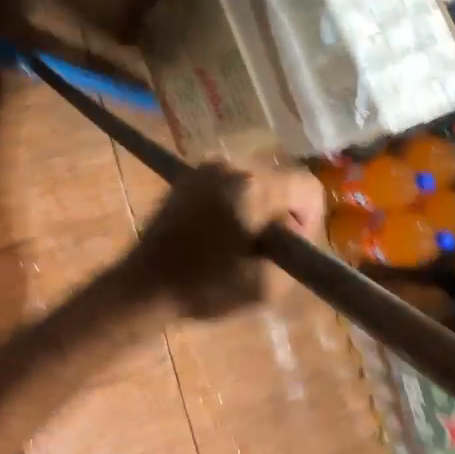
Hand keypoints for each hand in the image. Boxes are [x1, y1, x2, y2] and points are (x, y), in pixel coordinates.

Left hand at [125, 162, 325, 319]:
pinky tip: (217, 234)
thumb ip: (297, 254)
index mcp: (254, 188)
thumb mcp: (267, 286)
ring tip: (237, 244)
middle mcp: (232, 166)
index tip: (292, 247)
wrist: (145, 284)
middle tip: (265, 250)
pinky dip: (233, 203)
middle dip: (281, 213)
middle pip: (280, 181)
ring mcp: (206, 168)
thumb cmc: (206, 287)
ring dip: (256, 208)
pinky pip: (228, 183)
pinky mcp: (188, 177)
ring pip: (253, 182)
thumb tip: (296, 230)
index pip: (307, 186)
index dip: (309, 218)